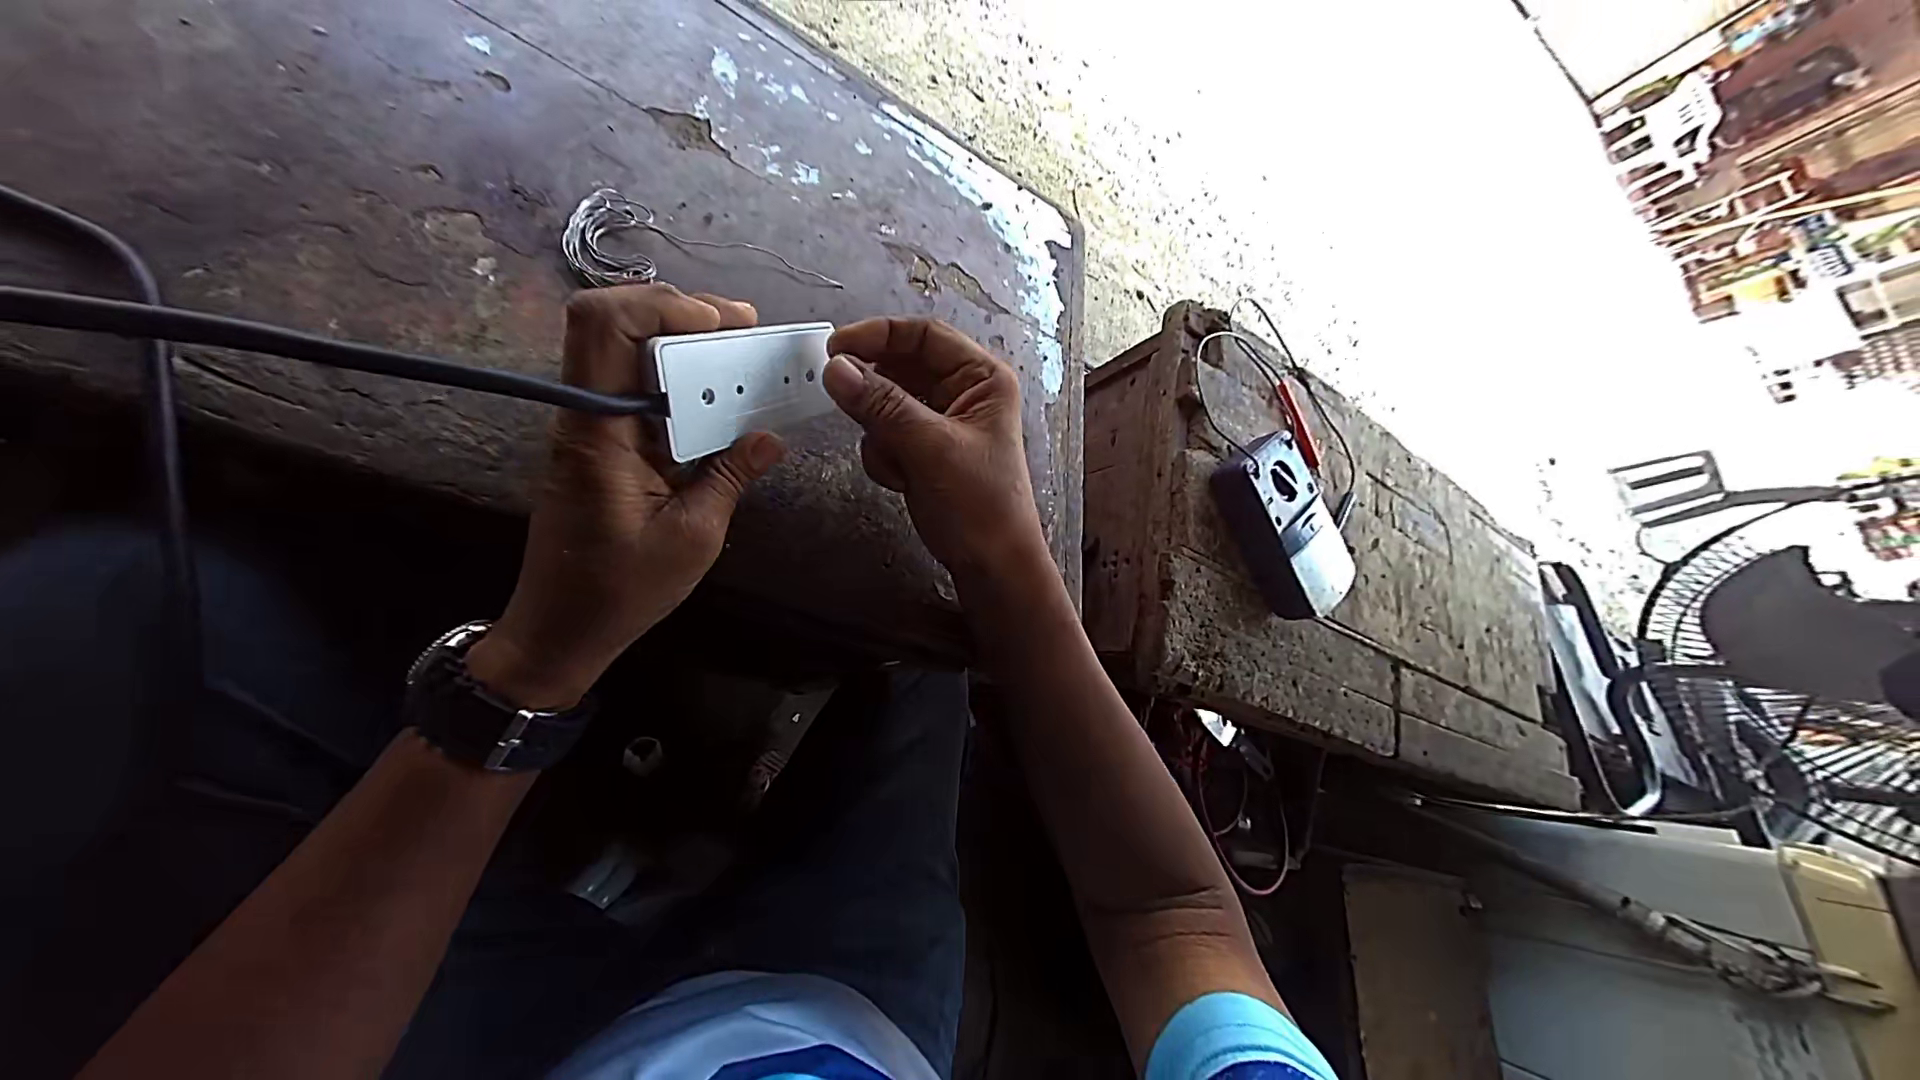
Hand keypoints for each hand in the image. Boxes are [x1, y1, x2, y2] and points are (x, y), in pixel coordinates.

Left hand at [467, 286, 784, 708]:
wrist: (562, 627)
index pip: (605, 327)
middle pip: (610, 321)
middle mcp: (586, 417)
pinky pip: (635, 387)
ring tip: (737, 351)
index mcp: (599, 433)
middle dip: (678, 310)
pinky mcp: (601, 445)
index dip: (663, 305)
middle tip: (741, 328)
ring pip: (621, 348)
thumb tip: (771, 437)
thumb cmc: (622, 590)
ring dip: (679, 339)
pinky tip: (717, 391)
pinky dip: (677, 375)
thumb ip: (730, 478)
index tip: (724, 324)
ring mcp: (590, 428)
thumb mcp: (693, 537)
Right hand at [824, 317, 1046, 582]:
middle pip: (900, 368)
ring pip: (885, 404)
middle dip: (875, 393)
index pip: (924, 336)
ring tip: (901, 463)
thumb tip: (837, 369)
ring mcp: (940, 424)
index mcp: (982, 379)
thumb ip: (882, 406)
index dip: (878, 335)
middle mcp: (961, 395)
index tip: (836, 348)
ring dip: (881, 433)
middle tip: (845, 400)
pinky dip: (884, 457)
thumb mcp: (931, 449)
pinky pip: (884, 436)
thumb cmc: (981, 506)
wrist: (991, 565)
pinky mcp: (922, 451)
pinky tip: (903, 480)